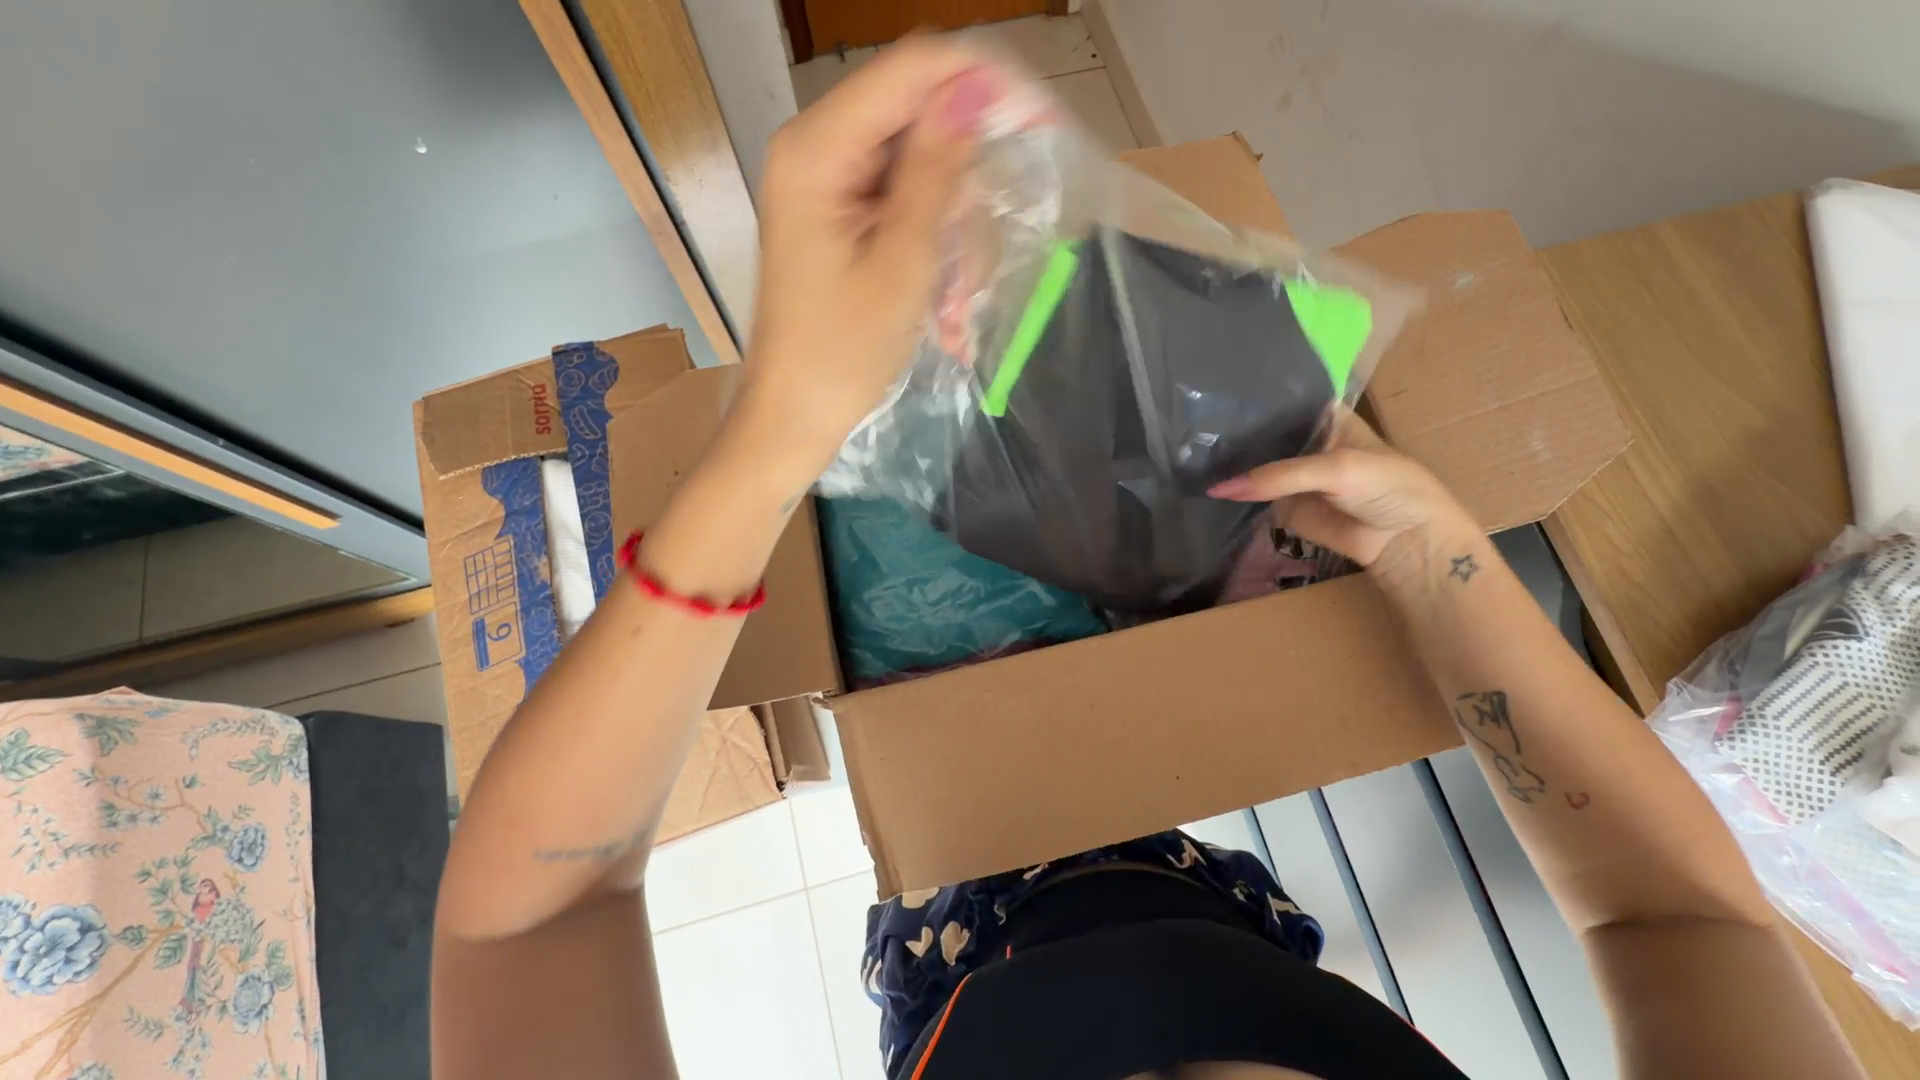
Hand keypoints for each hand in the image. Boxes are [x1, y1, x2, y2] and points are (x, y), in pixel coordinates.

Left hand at [735, 38, 999, 483]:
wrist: (795, 415)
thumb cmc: (844, 352)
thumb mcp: (903, 260)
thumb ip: (936, 167)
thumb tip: (974, 85)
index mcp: (817, 149)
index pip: (913, 69)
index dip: (982, 81)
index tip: (1041, 121)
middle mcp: (815, 148)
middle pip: (918, 118)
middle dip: (964, 184)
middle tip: (974, 258)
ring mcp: (825, 182)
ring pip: (921, 166)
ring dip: (954, 229)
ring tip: (954, 303)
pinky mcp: (837, 213)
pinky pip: (904, 202)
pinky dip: (934, 245)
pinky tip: (942, 305)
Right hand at [1208, 411, 1477, 577]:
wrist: (1405, 541)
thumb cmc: (1386, 487)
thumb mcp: (1335, 469)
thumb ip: (1277, 476)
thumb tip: (1218, 489)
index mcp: (1324, 415)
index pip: (1281, 401)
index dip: (1250, 399)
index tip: (1210, 394)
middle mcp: (1305, 440)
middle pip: (1261, 434)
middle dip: (1232, 434)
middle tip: (1193, 427)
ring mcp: (1291, 474)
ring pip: (1253, 466)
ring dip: (1229, 464)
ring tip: (1188, 452)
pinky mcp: (1283, 505)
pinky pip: (1253, 497)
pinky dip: (1233, 493)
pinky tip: (1202, 479)